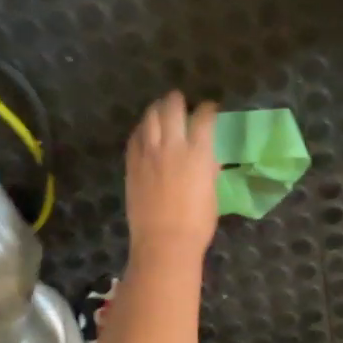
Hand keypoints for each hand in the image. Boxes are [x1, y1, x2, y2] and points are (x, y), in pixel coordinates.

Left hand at [124, 90, 218, 264]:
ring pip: (149, 116)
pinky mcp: (132, 164)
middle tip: (180, 101)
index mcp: (198, 153)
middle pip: (172, 107)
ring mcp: (148, 153)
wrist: (164, 242)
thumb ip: (208, 169)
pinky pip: (135, 137)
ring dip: (156, 109)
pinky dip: (142, 129)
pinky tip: (145, 131)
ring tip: (160, 109)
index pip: (204, 117)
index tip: (209, 108)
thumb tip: (208, 158)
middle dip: (177, 100)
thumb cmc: (196, 223)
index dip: (207, 108)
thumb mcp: (211, 192)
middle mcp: (172, 146)